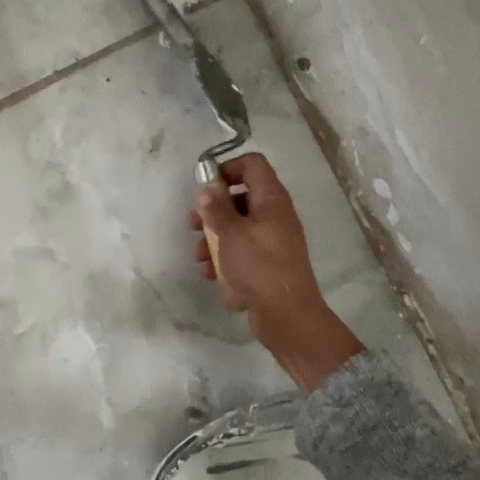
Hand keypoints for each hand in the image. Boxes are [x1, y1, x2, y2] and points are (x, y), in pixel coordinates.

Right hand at [190, 152, 362, 392]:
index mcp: (272, 199)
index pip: (252, 164)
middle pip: (242, 197)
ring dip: (215, 237)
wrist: (287, 314)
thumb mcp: (231, 235)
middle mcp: (275, 215)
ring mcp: (274, 240)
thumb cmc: (259, 267)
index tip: (205, 186)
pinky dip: (227, 257)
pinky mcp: (269, 263)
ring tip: (199, 257)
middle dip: (214, 209)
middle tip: (193, 224)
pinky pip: (244, 250)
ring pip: (239, 226)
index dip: (228, 168)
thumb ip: (217, 210)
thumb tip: (206, 190)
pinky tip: (212, 274)